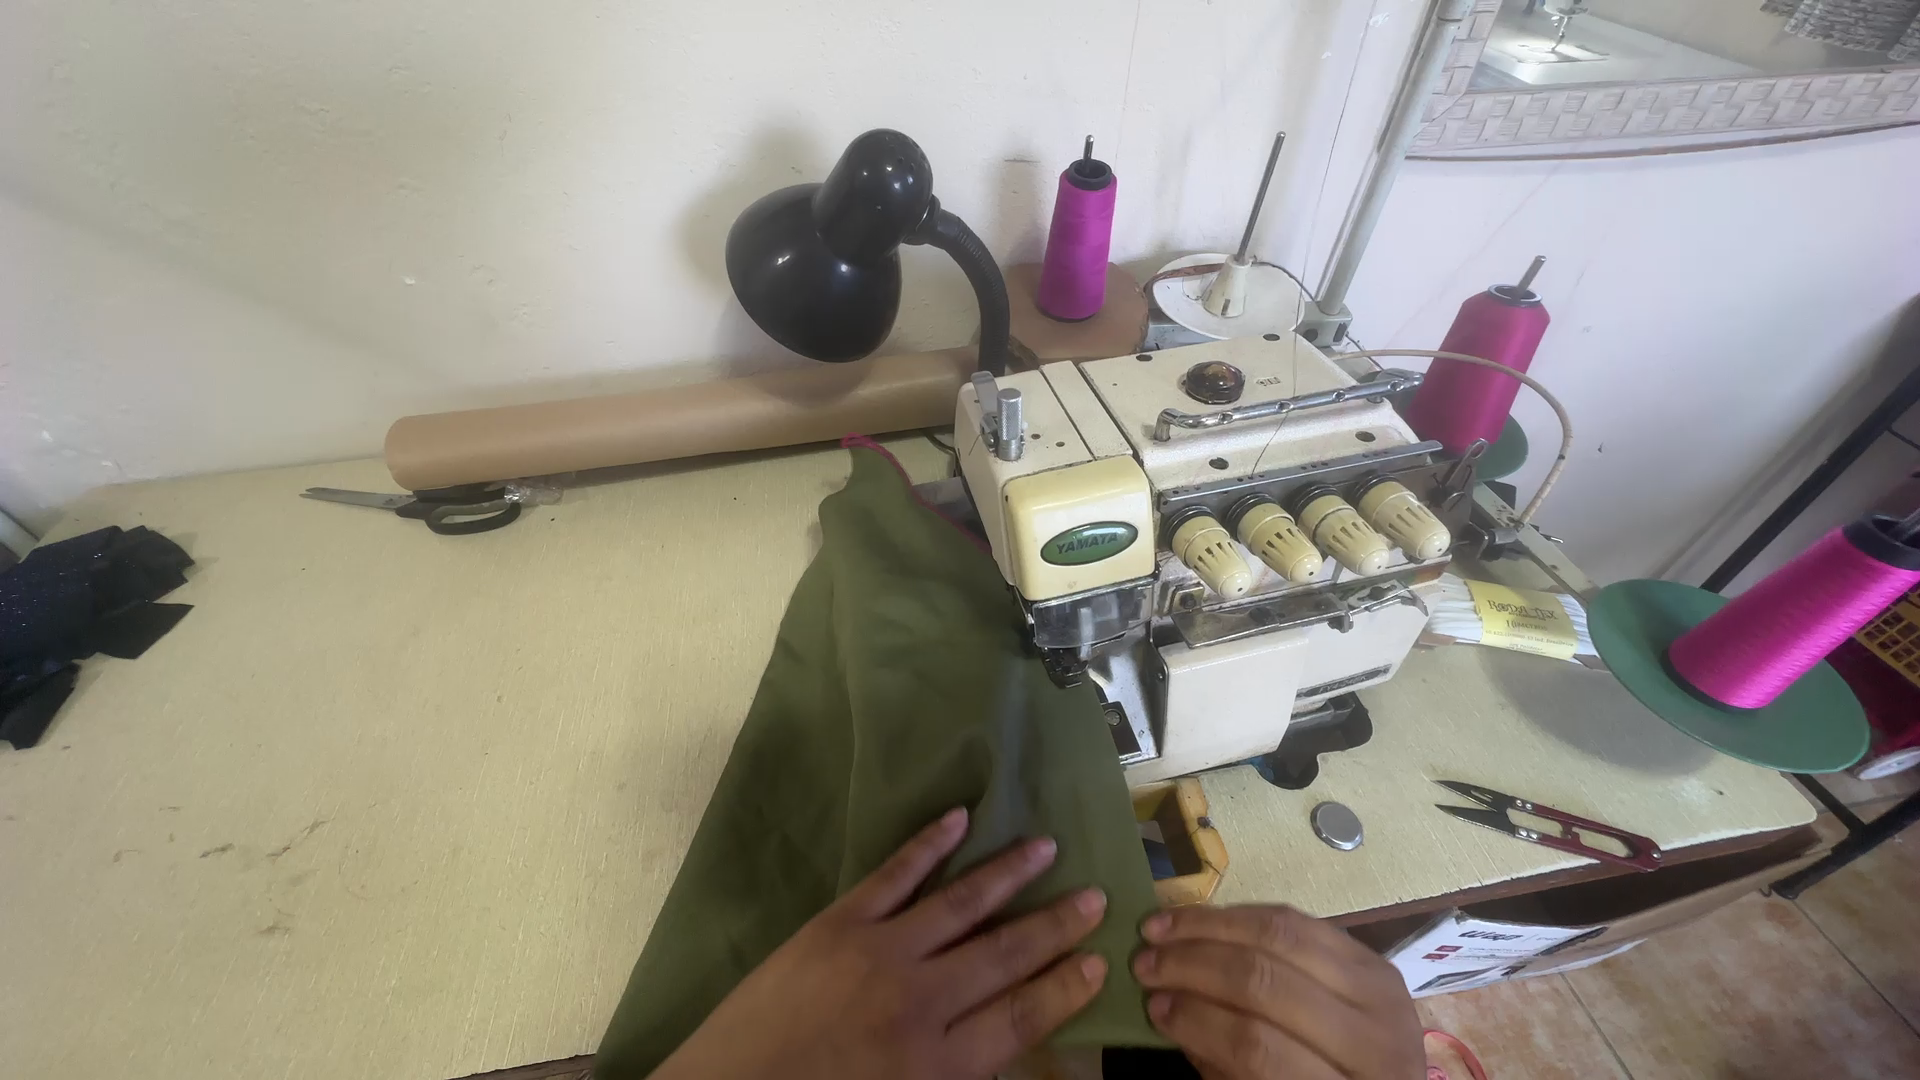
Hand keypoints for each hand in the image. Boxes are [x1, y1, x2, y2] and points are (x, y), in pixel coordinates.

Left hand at [651, 807, 1109, 1079]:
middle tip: (1095, 897)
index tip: (1097, 960)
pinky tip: (960, 818)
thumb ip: (958, 1071)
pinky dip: (930, 843)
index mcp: (938, 1065)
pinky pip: (897, 873)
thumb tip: (1005, 1035)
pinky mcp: (842, 921)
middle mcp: (921, 1001)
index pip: (1021, 1018)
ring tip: (1046, 848)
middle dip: (1055, 927)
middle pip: (1005, 955)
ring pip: (962, 904)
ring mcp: (881, 952)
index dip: (1064, 988)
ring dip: (1008, 874)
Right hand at [1133, 905, 1422, 1079]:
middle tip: (1143, 962)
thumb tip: (1164, 1004)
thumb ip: (1221, 1062)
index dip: (1197, 1021)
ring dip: (1206, 926)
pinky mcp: (1371, 957)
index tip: (1151, 1005)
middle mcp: (1375, 1043)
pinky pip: (1293, 919)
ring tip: (1159, 927)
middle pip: (1266, 982)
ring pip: (1278, 936)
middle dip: (1192, 965)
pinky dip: (1238, 915)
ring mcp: (1380, 993)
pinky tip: (1199, 919)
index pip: (1259, 1047)